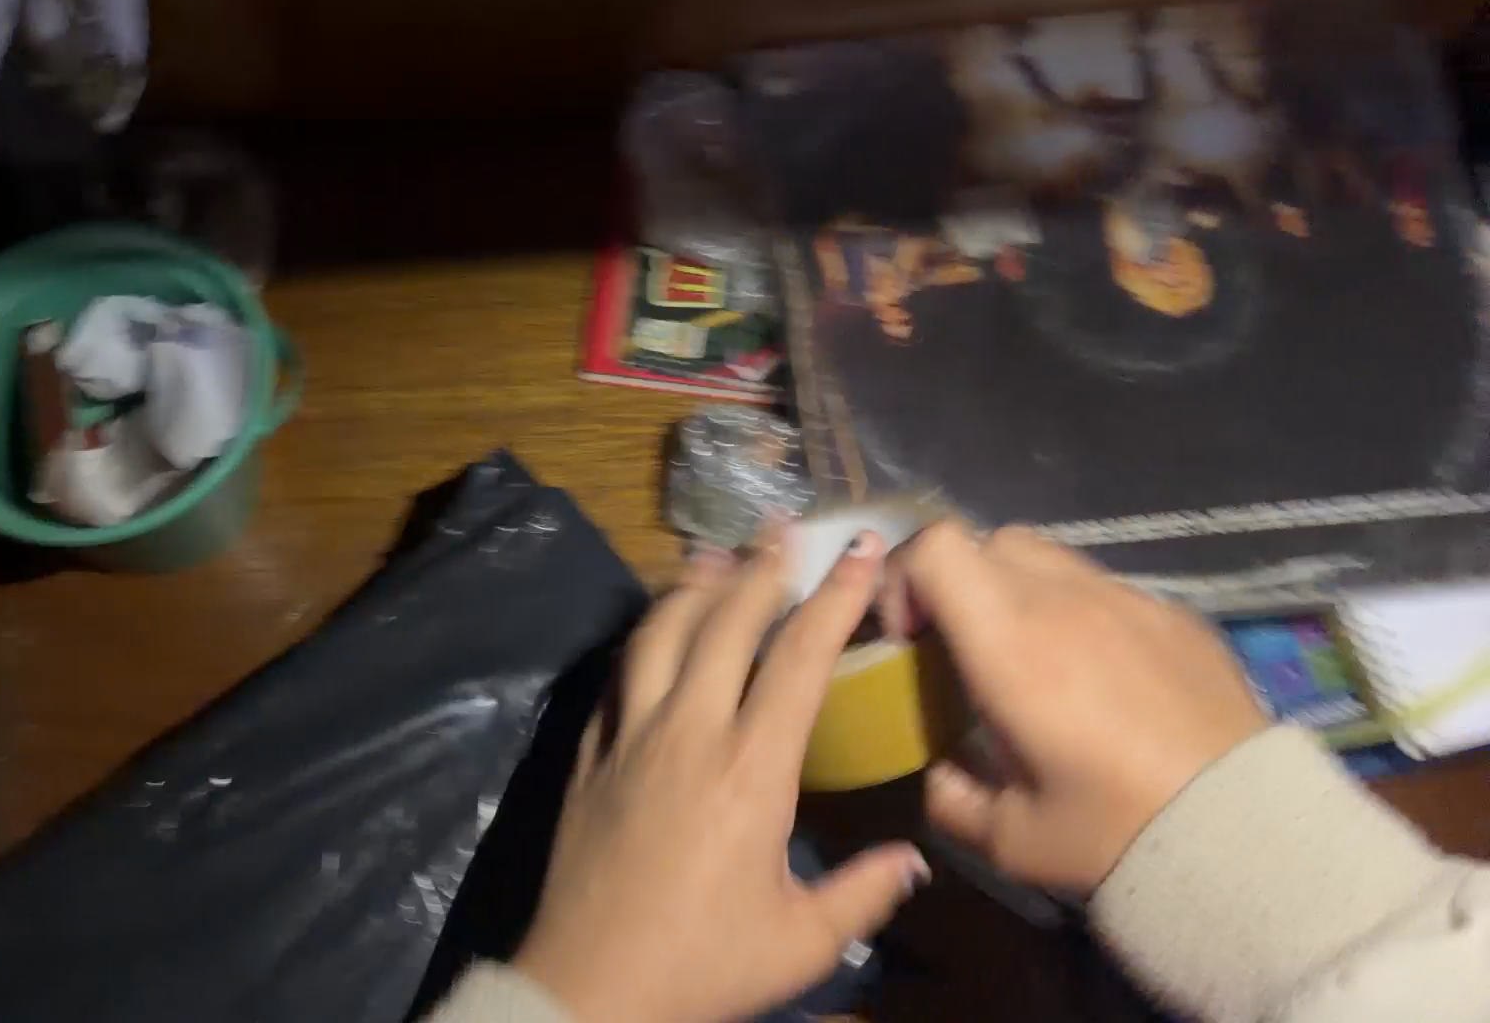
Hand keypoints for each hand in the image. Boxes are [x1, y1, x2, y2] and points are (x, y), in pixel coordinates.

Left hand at [514, 532, 928, 1022]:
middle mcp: (688, 729)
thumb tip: (916, 860)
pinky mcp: (591, 746)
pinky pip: (619, 671)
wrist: (590, 984)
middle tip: (781, 529)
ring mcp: (630, 731)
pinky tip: (655, 624)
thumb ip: (864, 893)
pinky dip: (644, 635)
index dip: (835, 597)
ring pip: (660, 632)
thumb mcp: (800, 941)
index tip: (860, 551)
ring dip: (691, 586)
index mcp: (751, 769)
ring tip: (714, 553)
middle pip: (725, 624)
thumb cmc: (704, 964)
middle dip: (759, 569)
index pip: (801, 659)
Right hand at [891, 523, 1267, 892]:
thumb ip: (947, 793)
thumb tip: (934, 770)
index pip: (936, 548)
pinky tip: (1093, 671)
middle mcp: (1063, 601)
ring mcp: (1126, 601)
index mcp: (1011, 642)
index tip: (910, 636)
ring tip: (1023, 650)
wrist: (1264, 848)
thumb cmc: (1119, 832)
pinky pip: (1098, 585)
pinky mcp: (1174, 616)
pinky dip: (1070, 608)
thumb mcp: (1008, 836)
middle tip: (959, 641)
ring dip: (1009, 586)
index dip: (903, 577)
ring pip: (1039, 553)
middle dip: (953, 581)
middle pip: (983, 541)